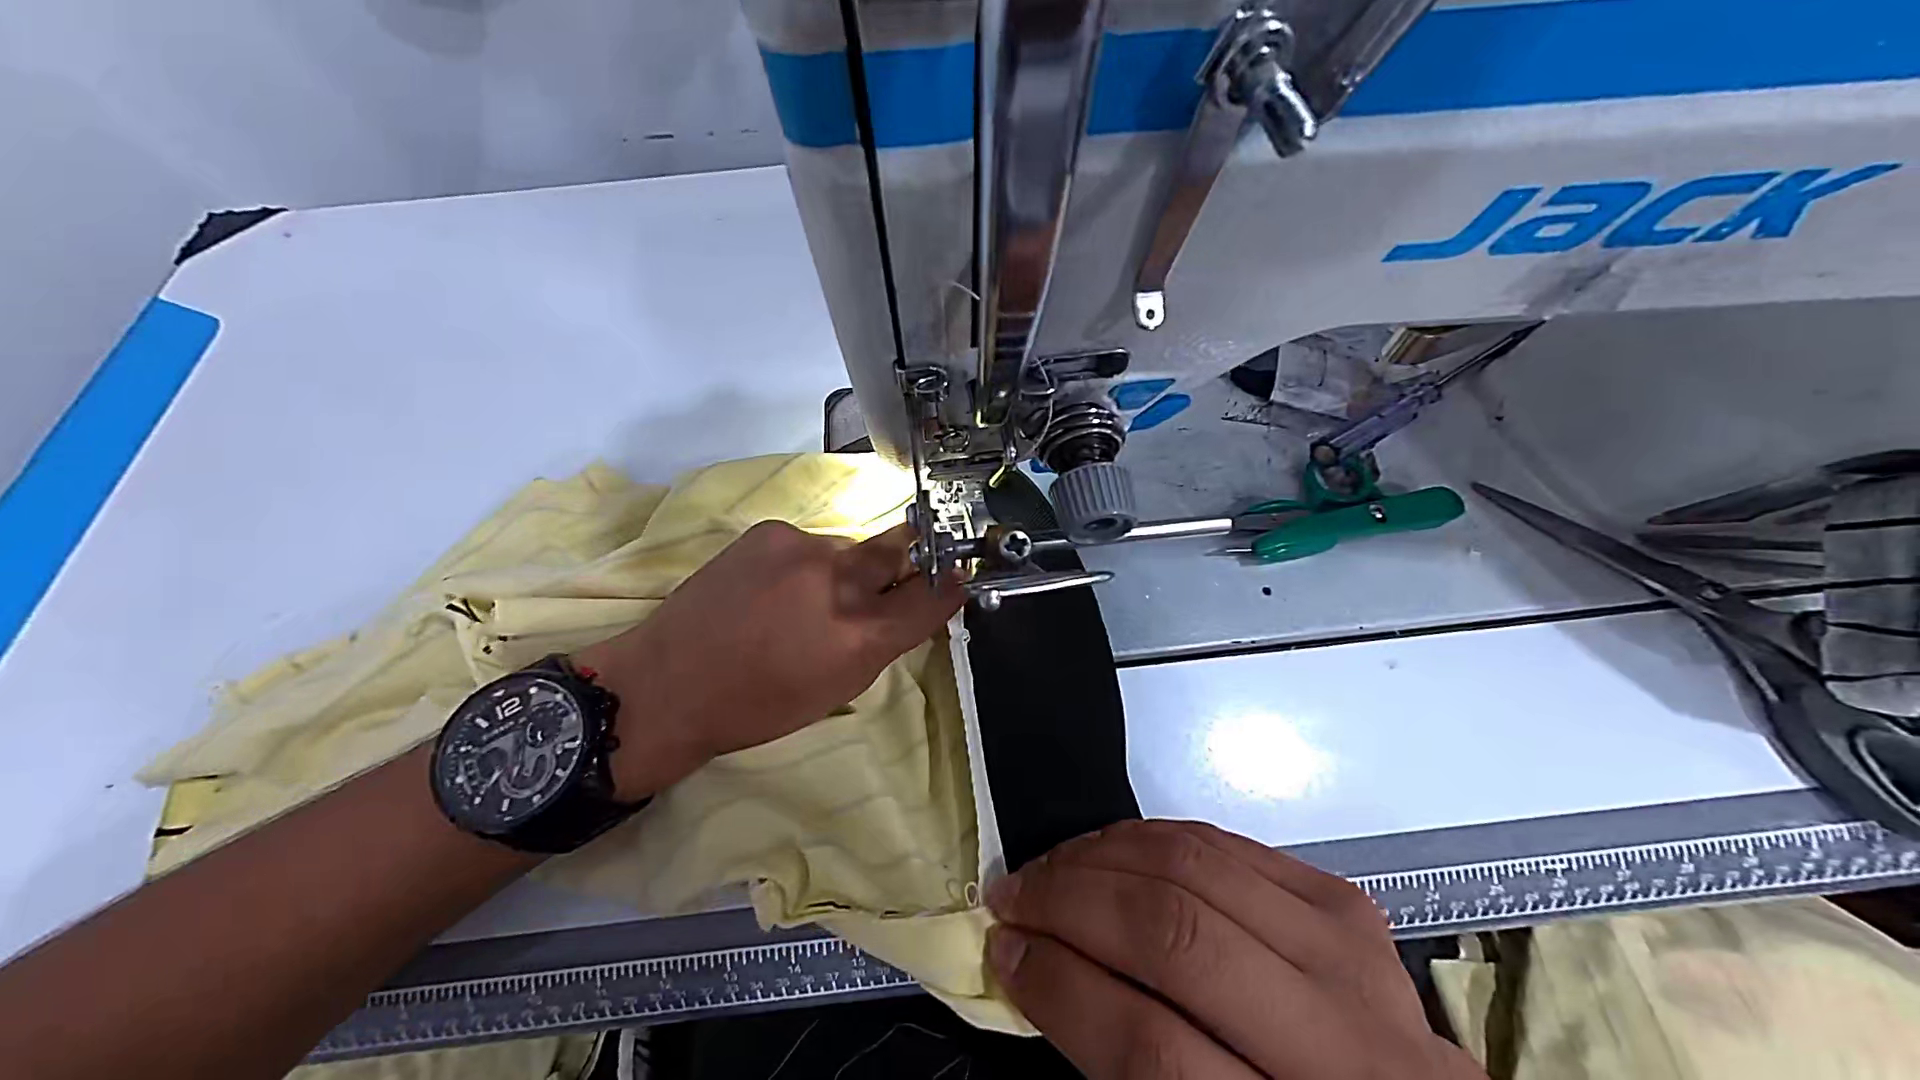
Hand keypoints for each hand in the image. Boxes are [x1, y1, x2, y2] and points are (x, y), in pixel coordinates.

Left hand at [575, 520, 965, 798]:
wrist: (667, 685)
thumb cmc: (757, 706)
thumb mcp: (837, 690)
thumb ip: (881, 643)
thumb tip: (911, 608)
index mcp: (860, 638)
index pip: (931, 597)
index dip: (950, 586)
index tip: (958, 576)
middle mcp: (839, 584)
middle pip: (899, 549)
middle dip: (905, 560)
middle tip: (888, 575)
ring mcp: (801, 549)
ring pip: (847, 549)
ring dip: (841, 570)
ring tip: (803, 599)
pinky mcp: (768, 531)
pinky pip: (806, 543)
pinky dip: (802, 563)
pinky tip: (771, 589)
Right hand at [985, 820, 1487, 1079]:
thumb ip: (1120, 1058)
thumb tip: (1031, 961)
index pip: (1149, 1047)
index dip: (1059, 990)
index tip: (1003, 950)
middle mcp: (1339, 1045)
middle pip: (1174, 936)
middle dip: (1070, 902)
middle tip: (1012, 894)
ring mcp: (1350, 959)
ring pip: (1197, 868)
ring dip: (1101, 855)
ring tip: (1050, 866)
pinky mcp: (1346, 904)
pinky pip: (1227, 843)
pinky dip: (1154, 837)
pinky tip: (1111, 850)